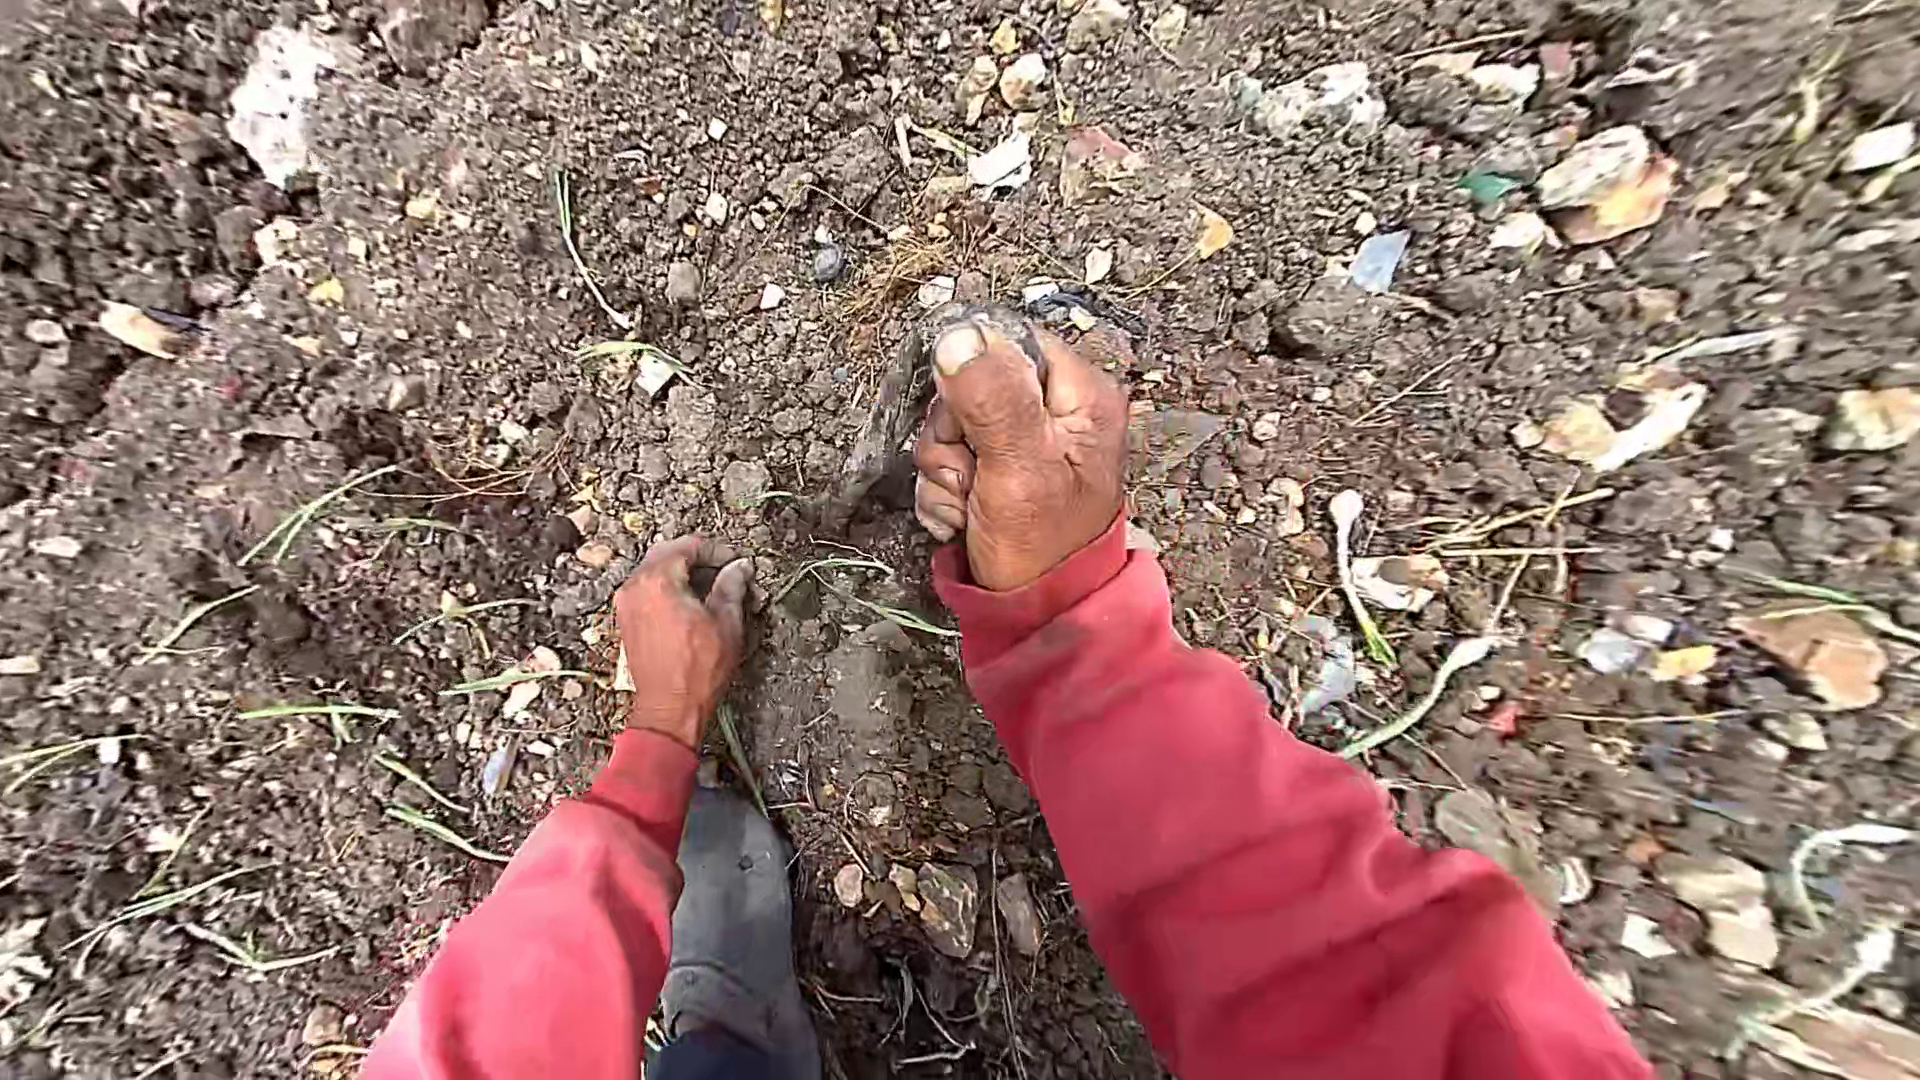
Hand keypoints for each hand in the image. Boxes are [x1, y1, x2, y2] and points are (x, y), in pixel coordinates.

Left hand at [613, 536, 751, 749]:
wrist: (670, 708)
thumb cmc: (698, 669)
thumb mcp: (727, 622)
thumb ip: (732, 586)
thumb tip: (739, 567)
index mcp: (658, 582)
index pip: (688, 547)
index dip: (716, 550)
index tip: (735, 561)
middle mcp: (635, 588)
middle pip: (667, 553)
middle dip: (698, 556)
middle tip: (725, 567)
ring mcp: (626, 605)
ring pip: (655, 570)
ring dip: (683, 571)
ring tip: (712, 585)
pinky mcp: (627, 621)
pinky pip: (647, 589)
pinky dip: (669, 586)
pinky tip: (692, 601)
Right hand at [913, 320, 1127, 590]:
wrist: (1032, 613)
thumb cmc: (1041, 545)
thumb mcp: (1022, 467)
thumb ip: (993, 399)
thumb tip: (956, 336)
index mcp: (1079, 397)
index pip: (1011, 342)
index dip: (975, 374)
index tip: (968, 420)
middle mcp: (1050, 413)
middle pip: (970, 385)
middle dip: (955, 436)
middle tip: (973, 475)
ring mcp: (1018, 444)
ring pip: (949, 426)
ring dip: (946, 470)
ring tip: (971, 502)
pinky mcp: (991, 470)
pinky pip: (945, 460)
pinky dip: (944, 490)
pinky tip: (964, 514)